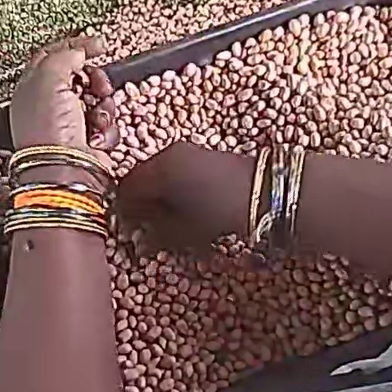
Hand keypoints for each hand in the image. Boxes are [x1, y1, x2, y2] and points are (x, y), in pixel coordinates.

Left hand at [9, 36, 117, 151]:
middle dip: (96, 80)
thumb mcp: (50, 78)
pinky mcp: (90, 141)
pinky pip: (108, 125)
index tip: (98, 45)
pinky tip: (96, 136)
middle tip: (98, 86)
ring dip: (104, 107)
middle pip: (83, 78)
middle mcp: (52, 105)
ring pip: (100, 101)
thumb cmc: (49, 129)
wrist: (65, 169)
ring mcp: (72, 124)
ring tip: (96, 117)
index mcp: (34, 86)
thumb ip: (64, 56)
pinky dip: (106, 129)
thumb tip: (79, 50)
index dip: (77, 47)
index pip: (56, 56)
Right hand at [117, 143, 253, 250]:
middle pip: (144, 181)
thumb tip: (139, 237)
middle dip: (142, 206)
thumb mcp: (185, 229)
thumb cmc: (221, 213)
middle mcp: (171, 154)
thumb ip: (157, 231)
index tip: (127, 231)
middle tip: (146, 232)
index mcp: (160, 167)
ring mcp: (191, 154)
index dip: (123, 212)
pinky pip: (180, 175)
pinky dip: (178, 194)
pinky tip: (188, 213)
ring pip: (163, 178)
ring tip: (169, 226)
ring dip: (161, 201)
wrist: (268, 193)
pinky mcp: (208, 159)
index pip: (127, 187)